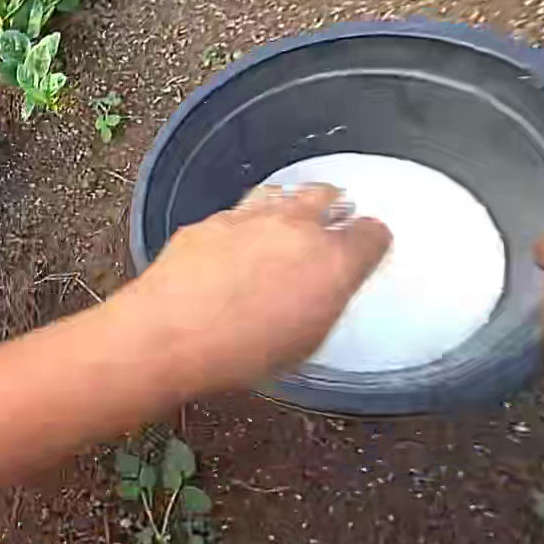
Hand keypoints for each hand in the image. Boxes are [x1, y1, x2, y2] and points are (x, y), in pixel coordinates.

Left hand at [115, 183, 390, 393]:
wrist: (171, 332)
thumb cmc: (238, 351)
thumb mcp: (305, 342)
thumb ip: (324, 303)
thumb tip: (324, 291)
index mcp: (333, 262)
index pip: (371, 235)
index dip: (371, 239)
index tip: (367, 242)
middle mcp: (296, 228)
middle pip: (326, 197)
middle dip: (333, 205)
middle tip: (335, 210)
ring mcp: (251, 218)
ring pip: (283, 192)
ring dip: (292, 201)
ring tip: (292, 211)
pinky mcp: (214, 220)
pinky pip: (240, 209)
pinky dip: (249, 216)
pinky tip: (242, 231)